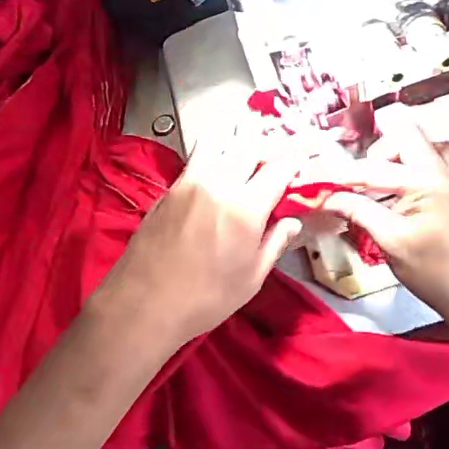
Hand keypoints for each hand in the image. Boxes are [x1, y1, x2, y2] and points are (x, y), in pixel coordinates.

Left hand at [89, 134, 303, 354]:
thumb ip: (274, 243)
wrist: (144, 302)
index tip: (304, 154)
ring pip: (218, 146)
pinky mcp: (169, 189)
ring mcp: (189, 183)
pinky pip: (196, 159)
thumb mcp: (251, 278)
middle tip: (277, 156)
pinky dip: (212, 154)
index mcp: (245, 208)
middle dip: (267, 148)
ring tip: (247, 154)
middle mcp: (217, 185)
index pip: (277, 169)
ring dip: (238, 145)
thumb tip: (291, 221)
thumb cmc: (205, 299)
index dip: (294, 159)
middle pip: (248, 149)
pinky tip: (217, 164)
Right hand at [320, 107, 448, 318]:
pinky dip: (407, 170)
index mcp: (427, 180)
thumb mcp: (390, 241)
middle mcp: (440, 172)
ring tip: (372, 180)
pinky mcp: (447, 195)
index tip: (314, 179)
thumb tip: (325, 196)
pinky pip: (427, 166)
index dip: (339, 174)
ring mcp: (448, 182)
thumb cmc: (435, 272)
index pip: (373, 168)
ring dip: (392, 157)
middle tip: (351, 176)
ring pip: (419, 147)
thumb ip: (357, 211)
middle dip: (373, 151)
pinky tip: (393, 192)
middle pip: (404, 135)